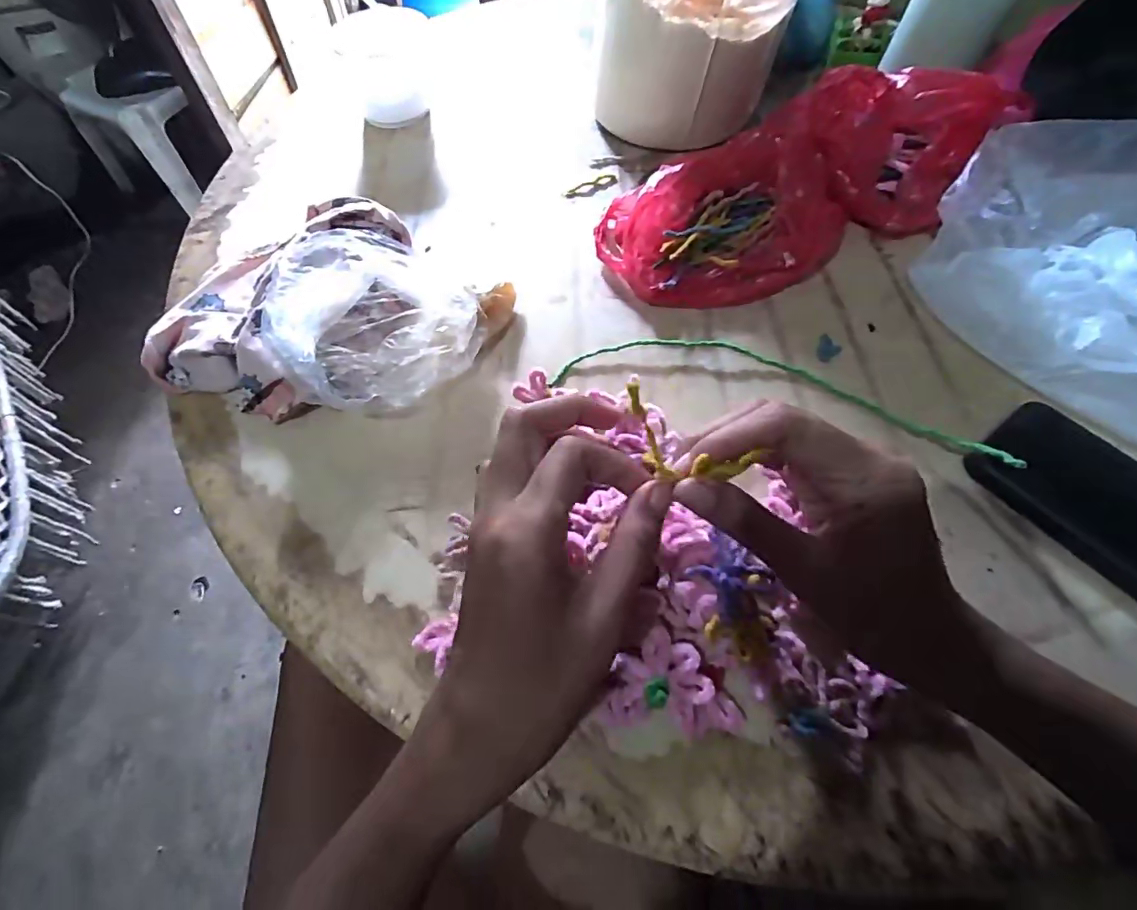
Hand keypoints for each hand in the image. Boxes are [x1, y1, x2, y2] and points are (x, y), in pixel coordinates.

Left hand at [423, 395, 670, 806]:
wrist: (476, 727)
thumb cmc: (545, 683)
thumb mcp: (603, 616)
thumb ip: (633, 543)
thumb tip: (660, 487)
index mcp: (525, 528)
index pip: (572, 451)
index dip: (618, 458)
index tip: (649, 491)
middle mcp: (495, 510)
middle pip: (522, 422)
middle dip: (573, 409)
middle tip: (620, 422)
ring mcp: (482, 520)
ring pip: (510, 443)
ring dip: (556, 431)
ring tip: (605, 449)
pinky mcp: (483, 536)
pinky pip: (510, 473)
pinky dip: (544, 460)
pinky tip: (579, 488)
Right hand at [667, 400, 983, 693]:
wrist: (932, 639)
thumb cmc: (870, 617)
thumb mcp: (801, 571)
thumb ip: (743, 521)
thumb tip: (683, 487)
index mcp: (862, 479)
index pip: (785, 427)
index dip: (727, 437)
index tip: (684, 466)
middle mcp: (869, 454)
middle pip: (784, 417)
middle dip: (726, 435)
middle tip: (682, 464)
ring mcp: (866, 458)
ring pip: (789, 427)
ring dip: (739, 441)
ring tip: (698, 466)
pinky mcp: (859, 468)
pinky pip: (801, 446)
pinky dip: (760, 454)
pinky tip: (732, 470)